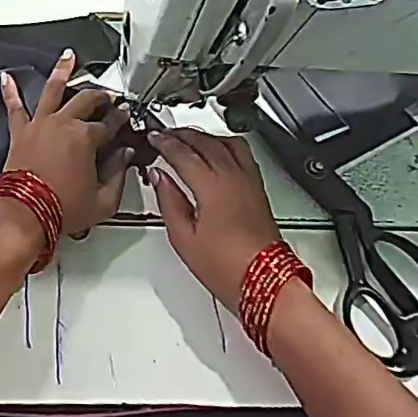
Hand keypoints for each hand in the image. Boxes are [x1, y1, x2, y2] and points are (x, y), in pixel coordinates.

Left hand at [0, 50, 133, 238]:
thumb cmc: (60, 208)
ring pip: (53, 89)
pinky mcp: (20, 133)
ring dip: (62, 71)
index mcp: (86, 138)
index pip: (110, 123)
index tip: (124, 119)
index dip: (121, 120)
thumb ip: (119, 175)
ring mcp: (40, 125)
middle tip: (107, 95)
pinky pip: (14, 107)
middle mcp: (63, 124)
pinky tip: (6, 78)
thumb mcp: (104, 200)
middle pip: (87, 100)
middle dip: (101, 95)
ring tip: (68, 58)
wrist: (25, 213)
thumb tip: (125, 159)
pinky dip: (9, 91)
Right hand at [150, 128, 281, 309]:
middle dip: (182, 134)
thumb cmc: (227, 267)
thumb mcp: (183, 237)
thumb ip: (168, 201)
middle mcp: (234, 178)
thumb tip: (159, 178)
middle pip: (205, 141)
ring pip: (227, 142)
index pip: (183, 152)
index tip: (154, 137)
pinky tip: (215, 150)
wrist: (263, 282)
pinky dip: (223, 144)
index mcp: (212, 187)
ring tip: (188, 138)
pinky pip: (241, 153)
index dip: (165, 142)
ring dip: (205, 136)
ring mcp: (249, 181)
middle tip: (165, 134)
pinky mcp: (258, 189)